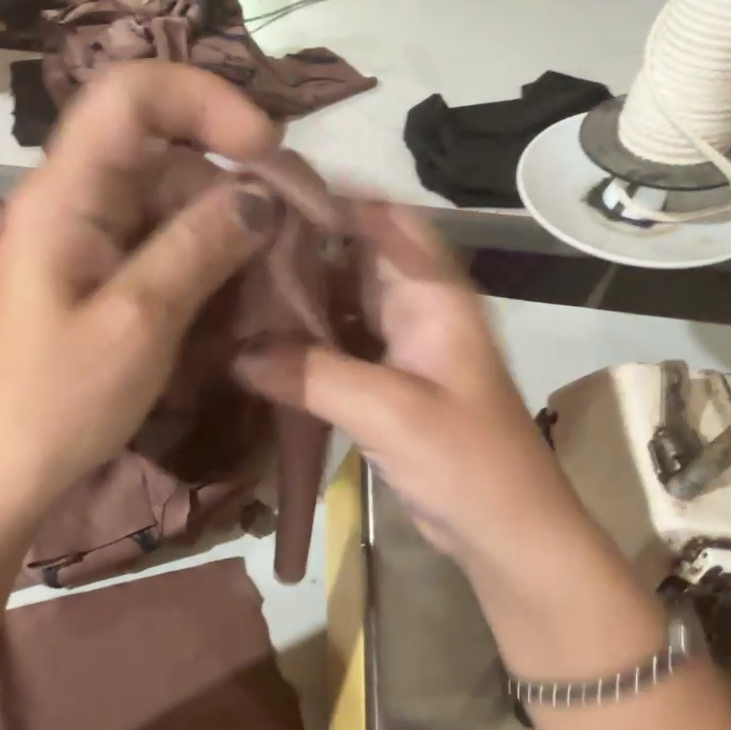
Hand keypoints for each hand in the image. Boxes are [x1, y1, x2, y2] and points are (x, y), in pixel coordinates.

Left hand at [0, 62, 285, 507]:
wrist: (7, 472)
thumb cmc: (61, 401)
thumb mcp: (139, 321)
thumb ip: (200, 246)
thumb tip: (261, 194)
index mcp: (64, 194)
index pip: (134, 94)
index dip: (206, 102)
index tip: (267, 150)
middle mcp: (70, 203)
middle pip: (161, 152)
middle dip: (229, 182)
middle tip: (292, 233)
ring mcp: (81, 243)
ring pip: (166, 203)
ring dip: (222, 230)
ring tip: (272, 273)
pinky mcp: (93, 281)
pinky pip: (155, 247)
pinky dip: (198, 262)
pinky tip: (235, 294)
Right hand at [233, 203, 577, 568]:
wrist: (504, 530)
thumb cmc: (464, 461)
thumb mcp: (387, 411)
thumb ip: (311, 374)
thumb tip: (237, 354)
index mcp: (433, 294)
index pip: (382, 218)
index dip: (328, 199)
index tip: (260, 201)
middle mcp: (416, 309)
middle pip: (353, 257)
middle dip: (296, 251)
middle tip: (227, 254)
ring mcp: (400, 349)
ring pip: (341, 305)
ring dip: (294, 303)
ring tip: (230, 296)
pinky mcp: (385, 385)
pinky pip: (336, 349)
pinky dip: (300, 347)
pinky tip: (256, 351)